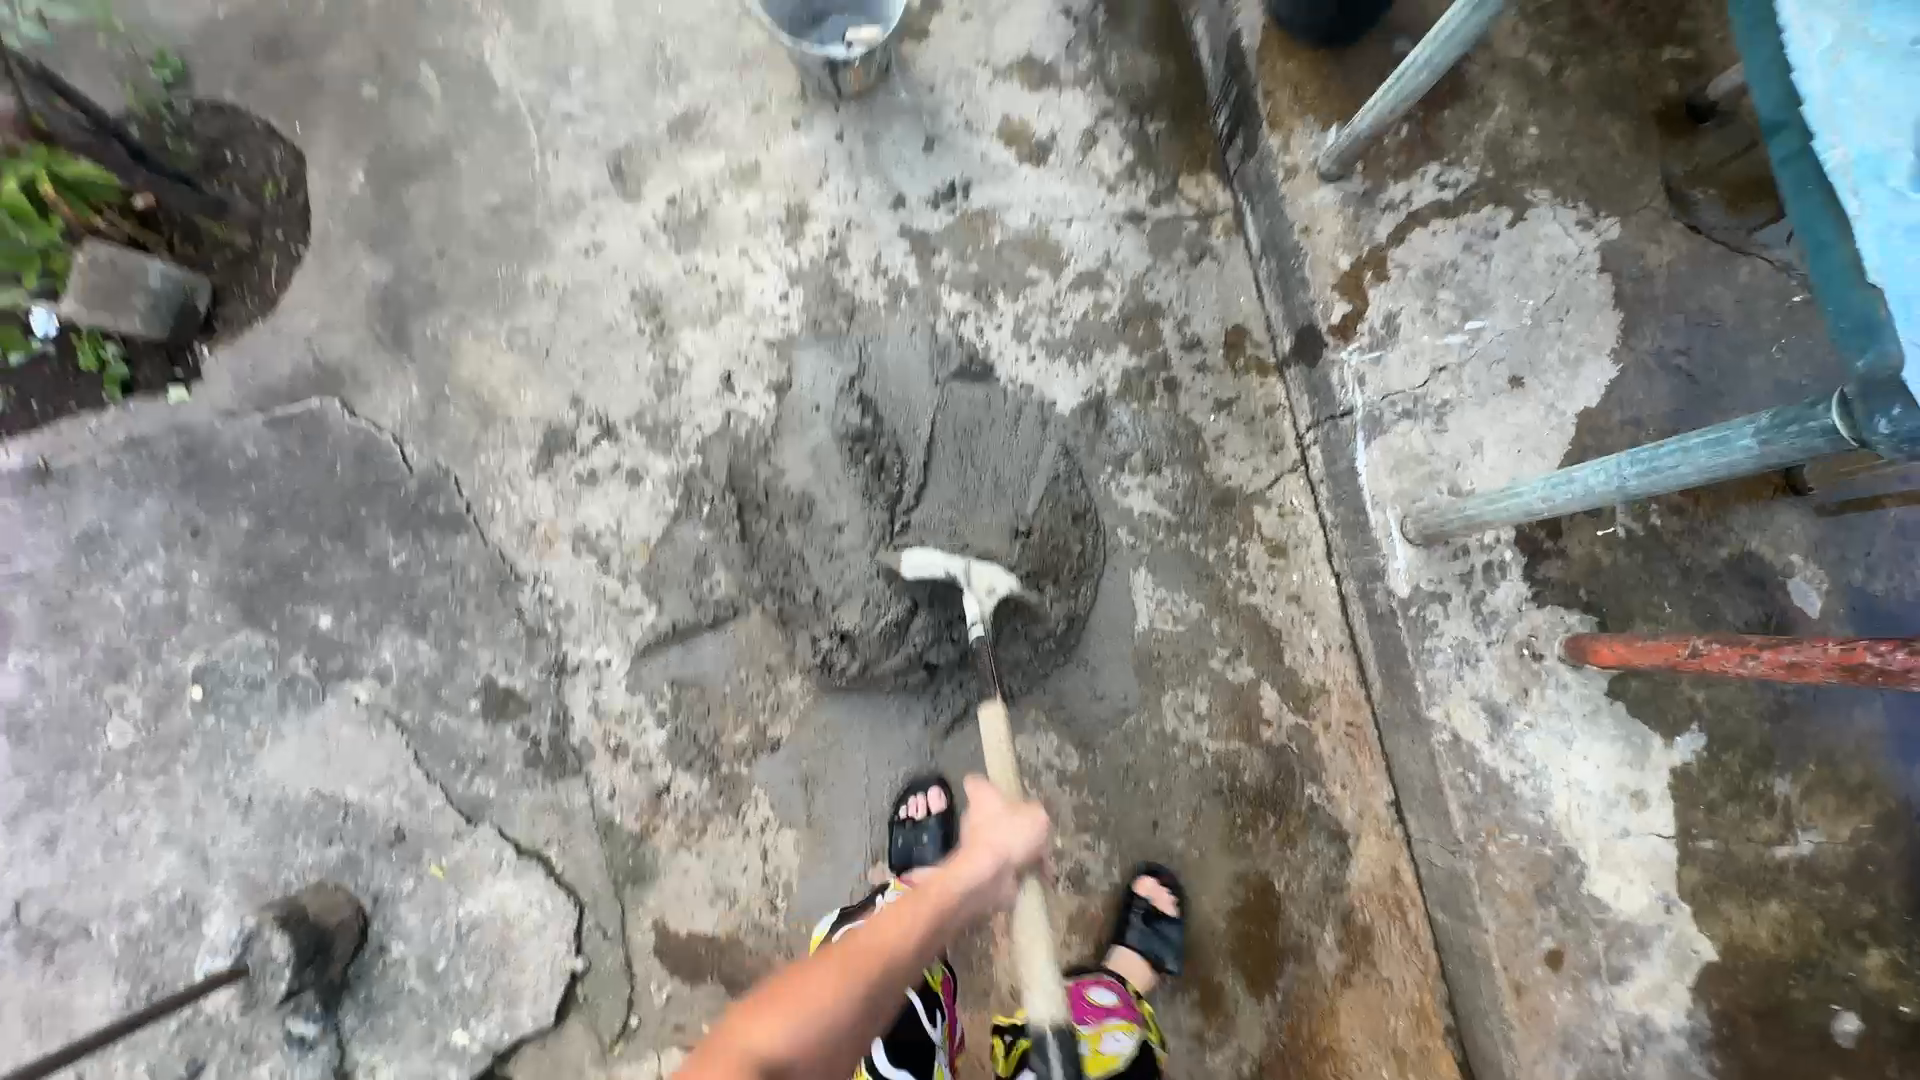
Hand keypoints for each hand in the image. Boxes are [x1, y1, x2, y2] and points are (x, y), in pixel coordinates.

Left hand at [945, 774, 1050, 918]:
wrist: (988, 876)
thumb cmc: (1009, 834)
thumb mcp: (1036, 816)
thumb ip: (1036, 813)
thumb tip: (1034, 817)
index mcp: (982, 796)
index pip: (976, 782)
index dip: (988, 785)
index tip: (1002, 790)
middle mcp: (973, 817)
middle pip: (993, 814)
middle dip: (1012, 823)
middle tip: (1035, 830)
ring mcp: (976, 844)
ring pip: (1001, 842)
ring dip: (1019, 850)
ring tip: (1044, 856)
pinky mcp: (982, 868)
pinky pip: (1005, 865)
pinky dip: (1020, 870)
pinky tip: (1041, 875)